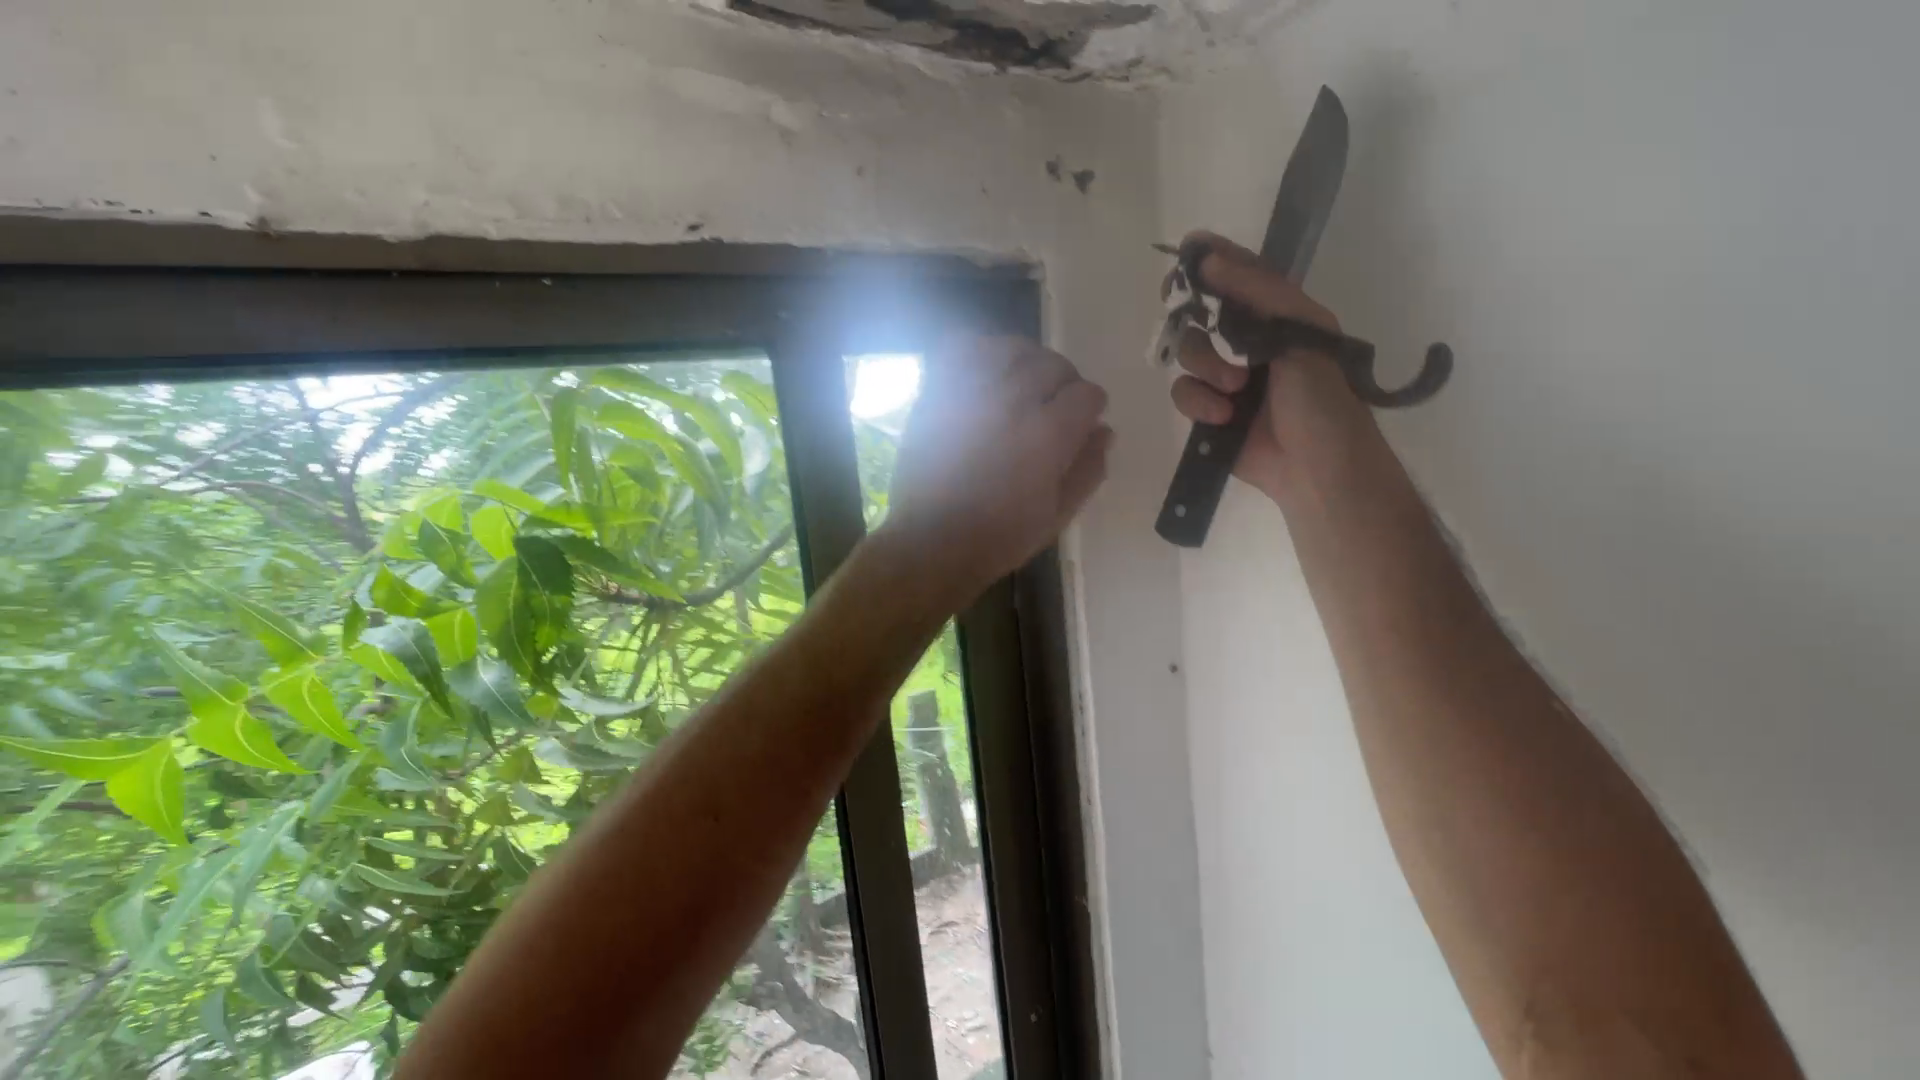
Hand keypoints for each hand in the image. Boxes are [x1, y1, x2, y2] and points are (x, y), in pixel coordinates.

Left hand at [885, 336, 1111, 596]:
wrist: (931, 541)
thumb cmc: (999, 537)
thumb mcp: (1057, 515)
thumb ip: (1088, 470)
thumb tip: (1104, 431)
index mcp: (1049, 433)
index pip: (1088, 394)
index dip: (1090, 409)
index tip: (1081, 424)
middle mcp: (1013, 399)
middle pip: (1053, 365)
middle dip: (1062, 384)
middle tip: (1051, 409)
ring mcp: (972, 389)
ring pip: (1012, 348)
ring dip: (1025, 362)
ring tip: (1019, 384)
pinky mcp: (938, 390)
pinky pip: (961, 346)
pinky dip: (978, 350)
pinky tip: (984, 373)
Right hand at [1167, 231, 1377, 500]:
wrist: (1318, 469)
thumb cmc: (1322, 398)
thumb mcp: (1301, 332)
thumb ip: (1257, 291)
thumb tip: (1206, 256)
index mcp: (1280, 316)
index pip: (1240, 276)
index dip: (1211, 262)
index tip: (1185, 257)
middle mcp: (1251, 342)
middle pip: (1202, 313)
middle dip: (1194, 317)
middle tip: (1176, 308)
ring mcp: (1228, 378)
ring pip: (1188, 352)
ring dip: (1204, 366)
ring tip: (1232, 388)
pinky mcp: (1210, 413)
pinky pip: (1184, 392)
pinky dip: (1198, 402)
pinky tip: (1221, 416)